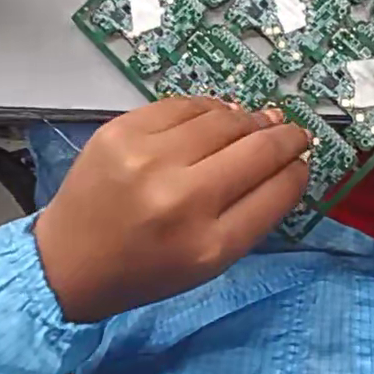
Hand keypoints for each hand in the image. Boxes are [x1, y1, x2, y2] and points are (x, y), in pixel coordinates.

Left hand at [34, 97, 312, 321]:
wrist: (69, 260)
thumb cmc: (144, 269)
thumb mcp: (207, 262)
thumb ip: (252, 215)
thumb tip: (285, 160)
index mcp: (209, 245)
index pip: (277, 191)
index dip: (298, 169)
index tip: (303, 159)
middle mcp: (181, 197)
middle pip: (257, 148)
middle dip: (286, 135)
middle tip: (294, 131)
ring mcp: (148, 158)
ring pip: (224, 118)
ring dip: (250, 118)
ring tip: (257, 121)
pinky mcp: (121, 131)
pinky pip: (183, 104)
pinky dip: (209, 108)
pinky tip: (218, 115)